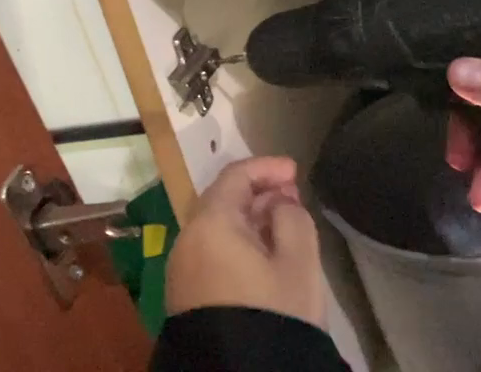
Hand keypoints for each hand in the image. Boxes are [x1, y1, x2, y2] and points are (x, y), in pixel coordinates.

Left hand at [166, 156, 324, 325]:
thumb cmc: (273, 313)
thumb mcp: (298, 262)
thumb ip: (293, 218)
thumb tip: (279, 203)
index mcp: (209, 223)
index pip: (235, 176)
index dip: (267, 167)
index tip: (296, 171)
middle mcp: (186, 241)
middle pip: (222, 201)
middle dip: (259, 194)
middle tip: (293, 198)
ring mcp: (182, 272)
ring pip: (217, 229)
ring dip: (249, 221)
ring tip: (283, 227)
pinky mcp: (185, 299)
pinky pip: (212, 254)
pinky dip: (237, 244)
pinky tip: (263, 257)